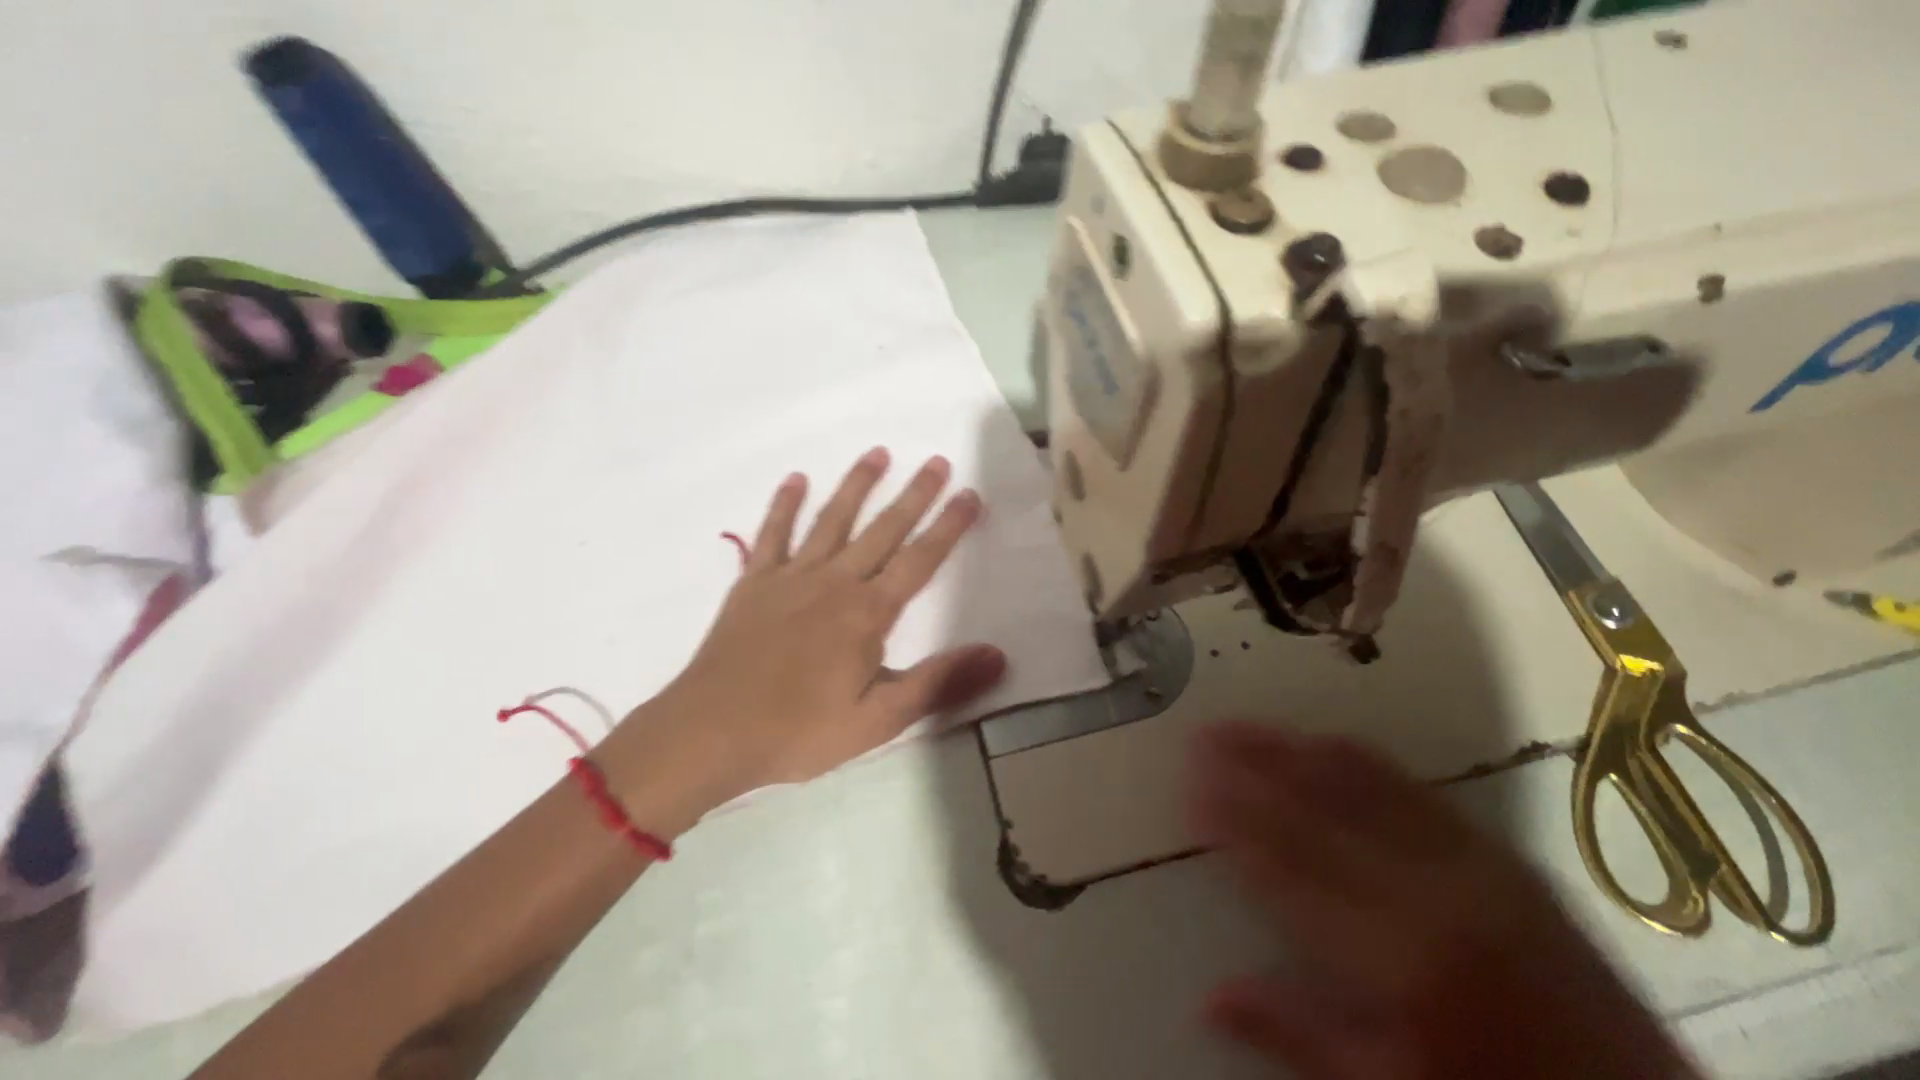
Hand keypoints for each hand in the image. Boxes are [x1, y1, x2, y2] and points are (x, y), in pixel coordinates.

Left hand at [626, 448, 1006, 811]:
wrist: (710, 732)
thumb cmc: (799, 732)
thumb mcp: (879, 720)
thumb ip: (938, 683)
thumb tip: (998, 654)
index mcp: (867, 615)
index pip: (919, 561)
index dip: (948, 527)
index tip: (970, 494)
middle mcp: (834, 583)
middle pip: (882, 530)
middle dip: (913, 495)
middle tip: (937, 461)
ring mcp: (790, 578)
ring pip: (831, 520)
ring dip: (856, 485)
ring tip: (878, 453)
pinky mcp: (752, 584)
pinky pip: (772, 534)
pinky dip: (784, 505)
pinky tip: (796, 480)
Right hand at [1188, 722, 1697, 1079]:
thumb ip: (1298, 1036)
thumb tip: (1211, 997)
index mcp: (1398, 953)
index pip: (1290, 868)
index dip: (1235, 822)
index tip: (1191, 785)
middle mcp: (1434, 890)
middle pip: (1323, 810)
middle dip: (1257, 766)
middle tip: (1206, 732)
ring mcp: (1476, 865)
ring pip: (1368, 787)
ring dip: (1300, 751)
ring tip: (1250, 724)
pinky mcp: (1505, 857)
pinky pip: (1419, 792)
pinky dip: (1362, 762)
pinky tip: (1330, 744)